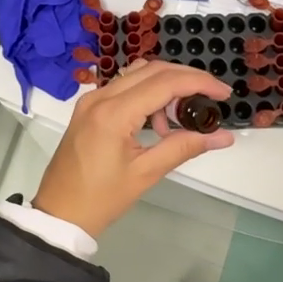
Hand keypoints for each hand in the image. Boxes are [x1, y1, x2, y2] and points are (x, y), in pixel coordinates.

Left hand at [32, 61, 234, 237]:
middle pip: (152, 69)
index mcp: (114, 113)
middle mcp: (100, 96)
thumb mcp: (146, 174)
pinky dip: (147, 93)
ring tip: (182, 117)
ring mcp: (92, 99)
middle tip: (212, 97)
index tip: (223, 94)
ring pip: (138, 73)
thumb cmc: (101, 199)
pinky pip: (124, 86)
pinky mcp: (89, 106)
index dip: (199, 83)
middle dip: (187, 78)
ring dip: (166, 84)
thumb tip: (222, 136)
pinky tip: (158, 122)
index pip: (165, 82)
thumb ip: (184, 147)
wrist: (59, 213)